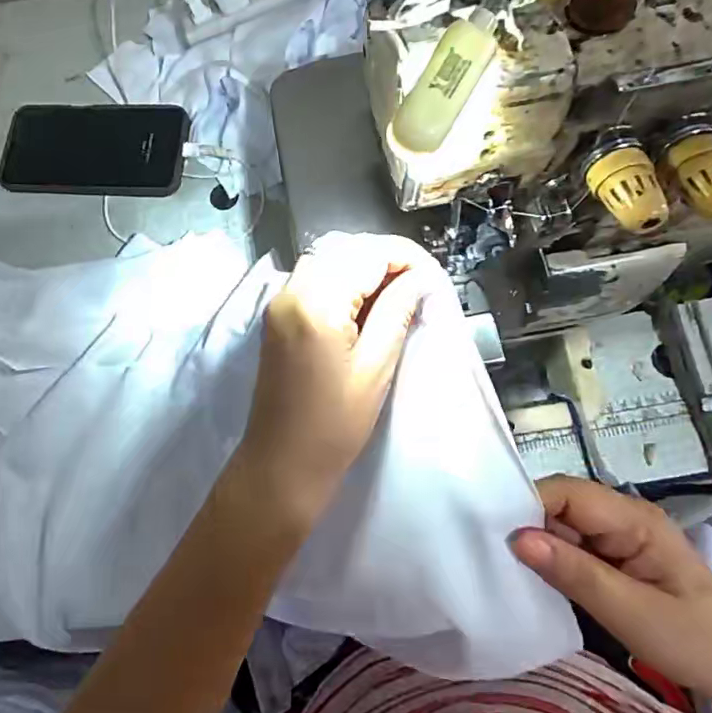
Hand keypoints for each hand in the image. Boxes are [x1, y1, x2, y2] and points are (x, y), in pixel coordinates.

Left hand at [228, 233, 435, 529]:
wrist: (282, 463)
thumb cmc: (335, 425)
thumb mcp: (376, 367)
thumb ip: (397, 312)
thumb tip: (420, 279)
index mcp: (316, 302)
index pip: (367, 254)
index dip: (406, 258)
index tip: (434, 276)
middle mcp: (291, 292)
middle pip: (345, 250)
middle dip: (386, 259)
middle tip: (420, 285)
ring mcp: (279, 303)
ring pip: (328, 260)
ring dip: (363, 267)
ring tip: (397, 294)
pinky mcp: (277, 318)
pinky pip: (313, 280)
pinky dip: (342, 280)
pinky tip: (365, 304)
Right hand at [510, 475, 711, 699]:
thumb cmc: (693, 642)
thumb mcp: (630, 612)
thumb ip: (573, 572)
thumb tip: (516, 538)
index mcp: (634, 518)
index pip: (568, 493)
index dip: (529, 505)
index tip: (496, 536)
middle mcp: (623, 517)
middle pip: (561, 505)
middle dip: (528, 525)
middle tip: (494, 556)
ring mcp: (618, 537)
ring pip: (562, 526)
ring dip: (538, 545)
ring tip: (507, 568)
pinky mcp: (613, 558)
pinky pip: (571, 547)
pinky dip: (552, 561)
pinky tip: (534, 579)